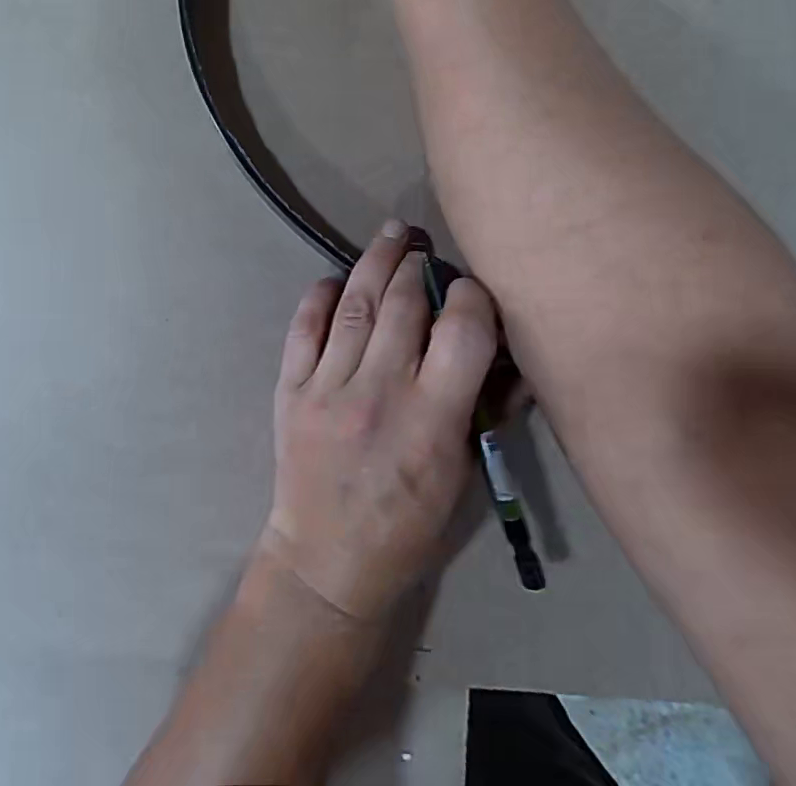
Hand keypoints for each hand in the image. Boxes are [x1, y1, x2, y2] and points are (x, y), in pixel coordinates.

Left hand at [258, 220, 498, 621]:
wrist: (326, 560)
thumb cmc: (406, 526)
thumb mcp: (464, 477)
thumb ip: (485, 411)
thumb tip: (506, 354)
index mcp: (432, 419)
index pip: (463, 329)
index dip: (471, 295)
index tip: (470, 288)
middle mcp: (378, 392)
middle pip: (403, 304)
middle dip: (419, 267)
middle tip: (425, 246)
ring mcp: (327, 388)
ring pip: (355, 306)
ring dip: (375, 264)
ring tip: (390, 236)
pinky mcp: (289, 391)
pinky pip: (304, 330)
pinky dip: (319, 297)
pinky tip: (334, 279)